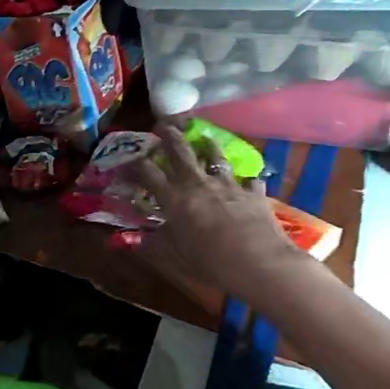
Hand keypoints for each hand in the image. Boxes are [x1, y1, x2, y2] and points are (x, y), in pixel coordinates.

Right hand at [134, 123, 317, 299]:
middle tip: (163, 125)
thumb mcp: (178, 258)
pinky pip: (249, 180)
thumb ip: (158, 244)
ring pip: (216, 157)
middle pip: (181, 153)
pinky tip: (249, 180)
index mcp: (176, 200)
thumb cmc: (212, 263)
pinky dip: (247, 180)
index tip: (131, 157)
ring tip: (205, 139)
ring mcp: (228, 184)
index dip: (138, 163)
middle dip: (170, 136)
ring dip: (208, 146)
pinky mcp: (253, 192)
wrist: (259, 262)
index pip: (150, 174)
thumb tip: (139, 239)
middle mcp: (199, 184)